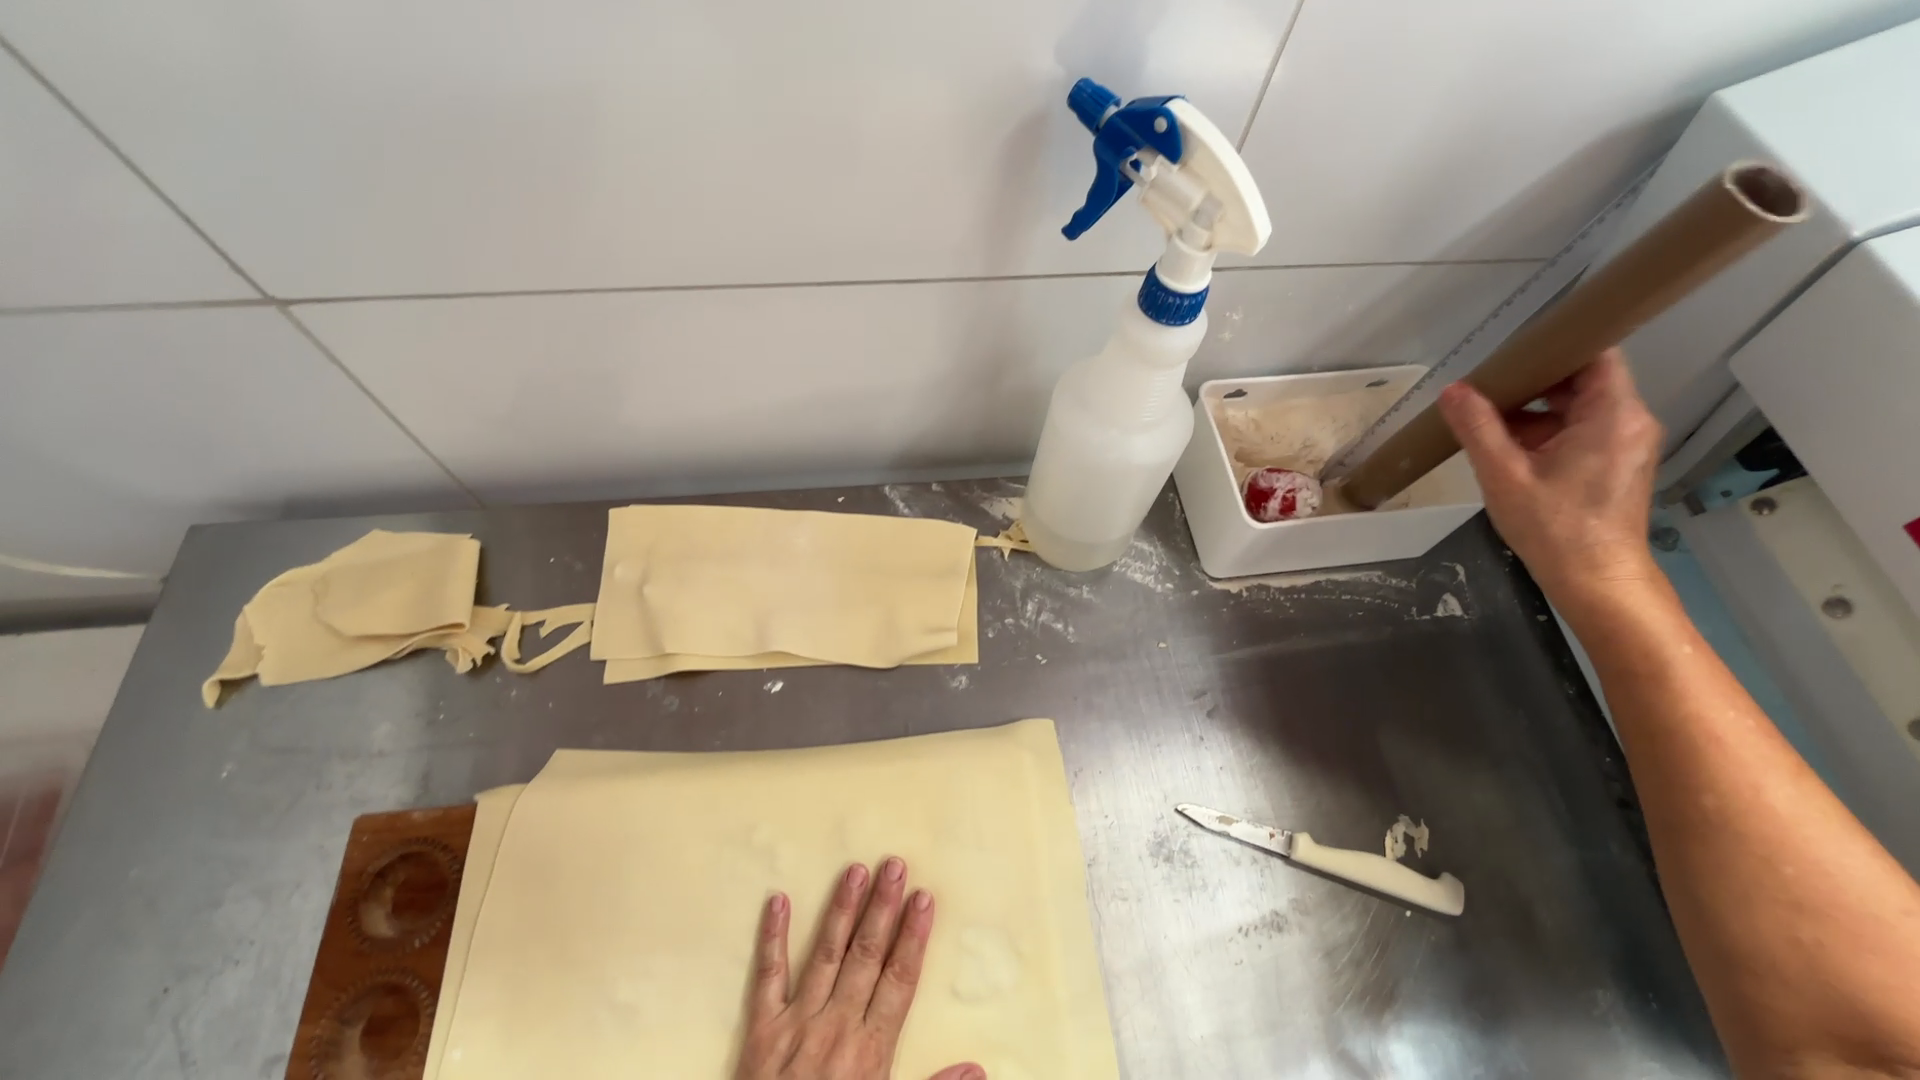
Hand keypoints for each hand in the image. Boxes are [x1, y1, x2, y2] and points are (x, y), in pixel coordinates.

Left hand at [736, 858, 983, 1079]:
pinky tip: (779, 901)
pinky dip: (772, 938)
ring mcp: (797, 1023)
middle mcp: (836, 1026)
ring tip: (855, 870)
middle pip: (866, 956)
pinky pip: (767, 976)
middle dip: (882, 908)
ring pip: (825, 955)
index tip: (924, 898)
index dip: (913, 936)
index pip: (899, 979)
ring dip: (841, 910)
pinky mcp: (762, 1029)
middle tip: (894, 865)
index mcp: (870, 1049)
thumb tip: (978, 1068)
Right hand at [1437, 348, 1664, 607]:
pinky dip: (1547, 434)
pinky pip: (1582, 432)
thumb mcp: (1504, 475)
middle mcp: (1630, 422)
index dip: (1555, 350)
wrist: (1595, 580)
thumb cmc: (1554, 528)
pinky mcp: (1617, 465)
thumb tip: (1453, 391)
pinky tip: (1509, 452)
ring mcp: (1627, 444)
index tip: (1511, 358)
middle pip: (1583, 381)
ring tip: (1488, 426)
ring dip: (1535, 413)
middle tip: (1487, 393)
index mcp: (1613, 415)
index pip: (1594, 355)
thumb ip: (1477, 427)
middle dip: (1534, 385)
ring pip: (1578, 409)